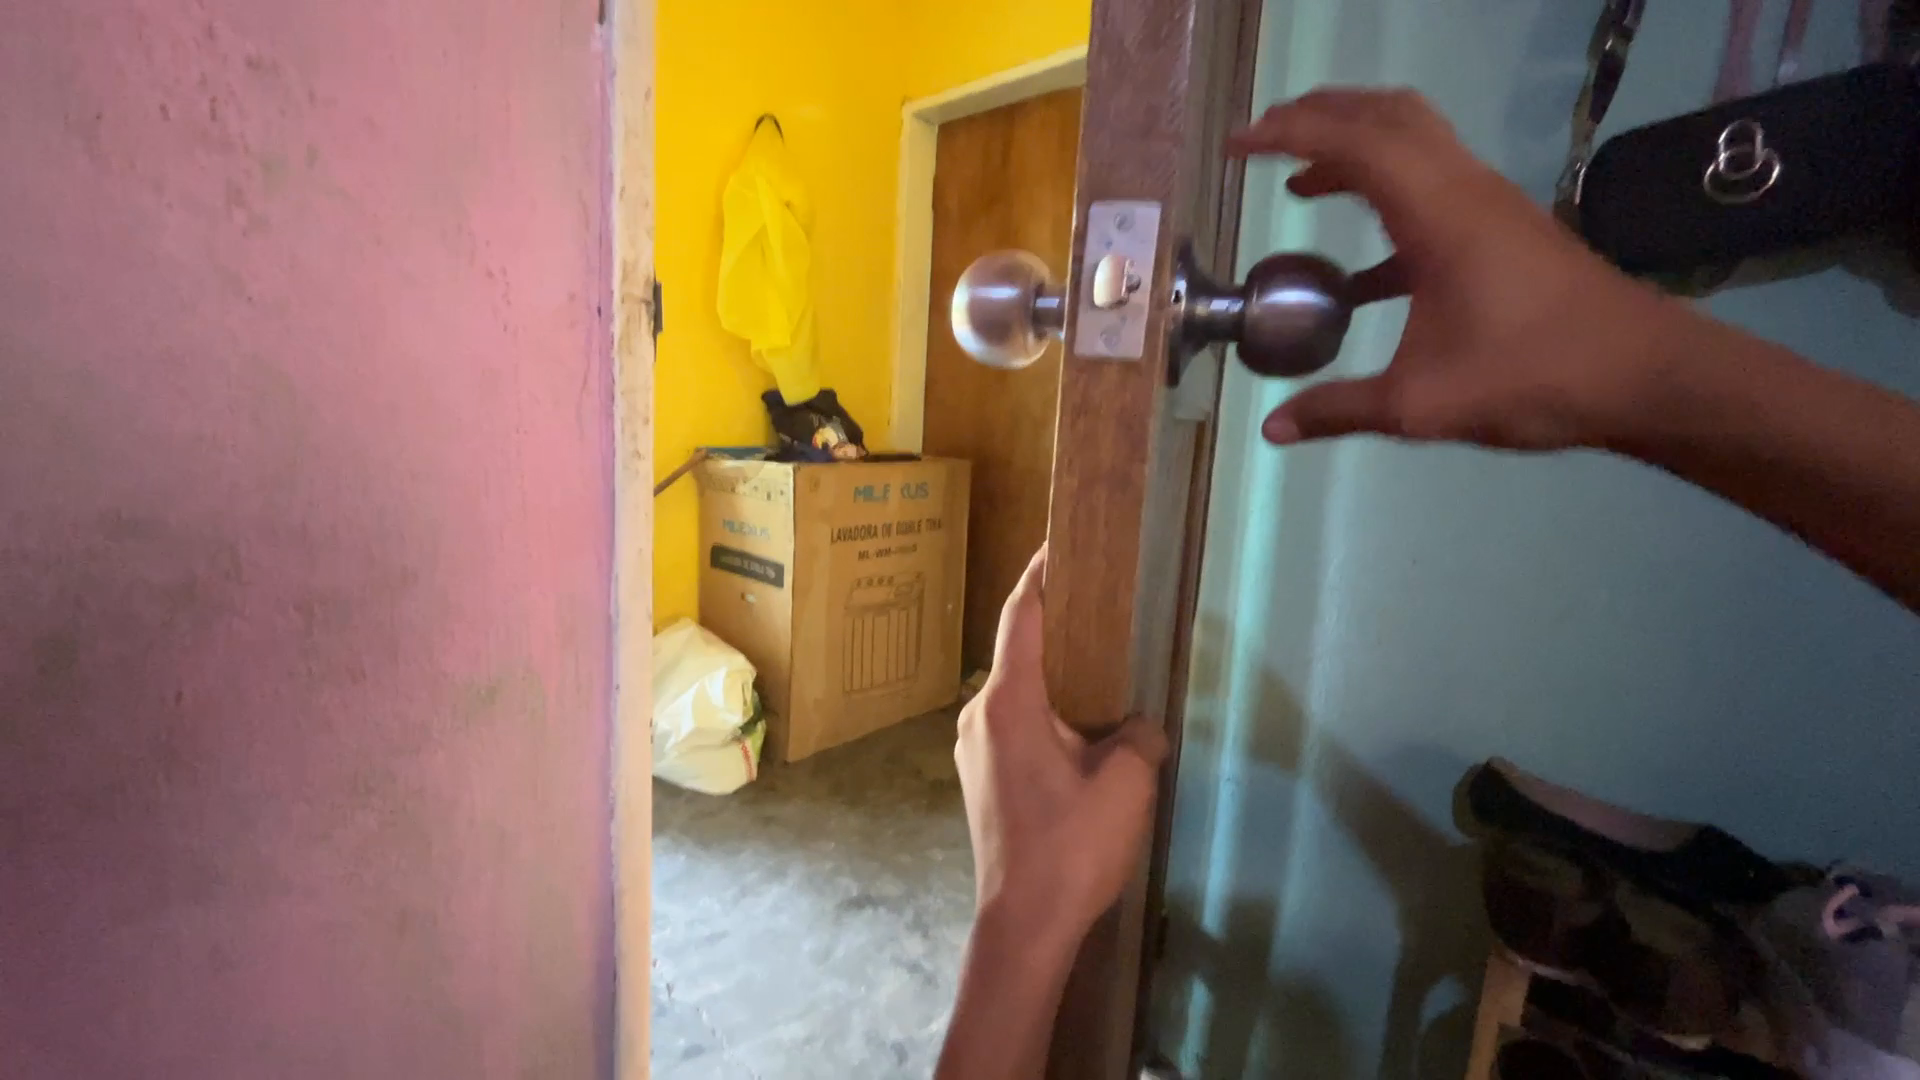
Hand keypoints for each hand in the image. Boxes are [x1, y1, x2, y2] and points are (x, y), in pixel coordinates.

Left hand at [954, 545, 1167, 941]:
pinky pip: (1010, 720)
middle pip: (1017, 652)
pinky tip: (1073, 726)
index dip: (1038, 577)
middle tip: (1094, 608)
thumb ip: (1140, 738)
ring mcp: (971, 744)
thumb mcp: (1126, 786)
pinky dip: (1040, 708)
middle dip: (1054, 627)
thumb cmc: (1071, 847)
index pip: (1022, 619)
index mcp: (1009, 702)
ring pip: (1014, 690)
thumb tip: (1139, 728)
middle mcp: (979, 713)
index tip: (1055, 546)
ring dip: (1049, 675)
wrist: (1022, 922)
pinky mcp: (978, 772)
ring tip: (1093, 669)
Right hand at [1226, 88, 1690, 450]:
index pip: (1357, 144)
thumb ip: (1337, 409)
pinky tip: (1351, 258)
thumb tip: (1270, 428)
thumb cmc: (1533, 377)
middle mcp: (1465, 191)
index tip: (1240, 143)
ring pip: (1414, 142)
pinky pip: (1429, 185)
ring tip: (1297, 174)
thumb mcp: (1418, 403)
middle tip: (1263, 137)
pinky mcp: (1498, 230)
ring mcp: (1487, 205)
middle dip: (1321, 115)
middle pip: (1389, 116)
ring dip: (1354, 145)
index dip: (1291, 133)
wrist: (1646, 377)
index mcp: (1441, 215)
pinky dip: (1381, 194)